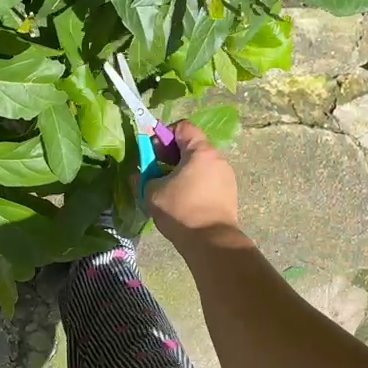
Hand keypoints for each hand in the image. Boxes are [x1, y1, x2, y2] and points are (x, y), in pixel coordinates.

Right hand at [145, 121, 242, 248]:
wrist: (211, 241)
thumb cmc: (181, 210)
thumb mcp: (152, 192)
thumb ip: (143, 177)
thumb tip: (138, 174)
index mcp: (201, 151)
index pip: (183, 126)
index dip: (164, 134)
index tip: (153, 151)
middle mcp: (217, 159)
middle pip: (192, 145)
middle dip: (172, 155)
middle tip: (157, 171)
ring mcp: (226, 176)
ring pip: (201, 164)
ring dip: (183, 170)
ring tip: (170, 188)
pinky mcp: (229, 193)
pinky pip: (209, 180)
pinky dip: (195, 183)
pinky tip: (184, 201)